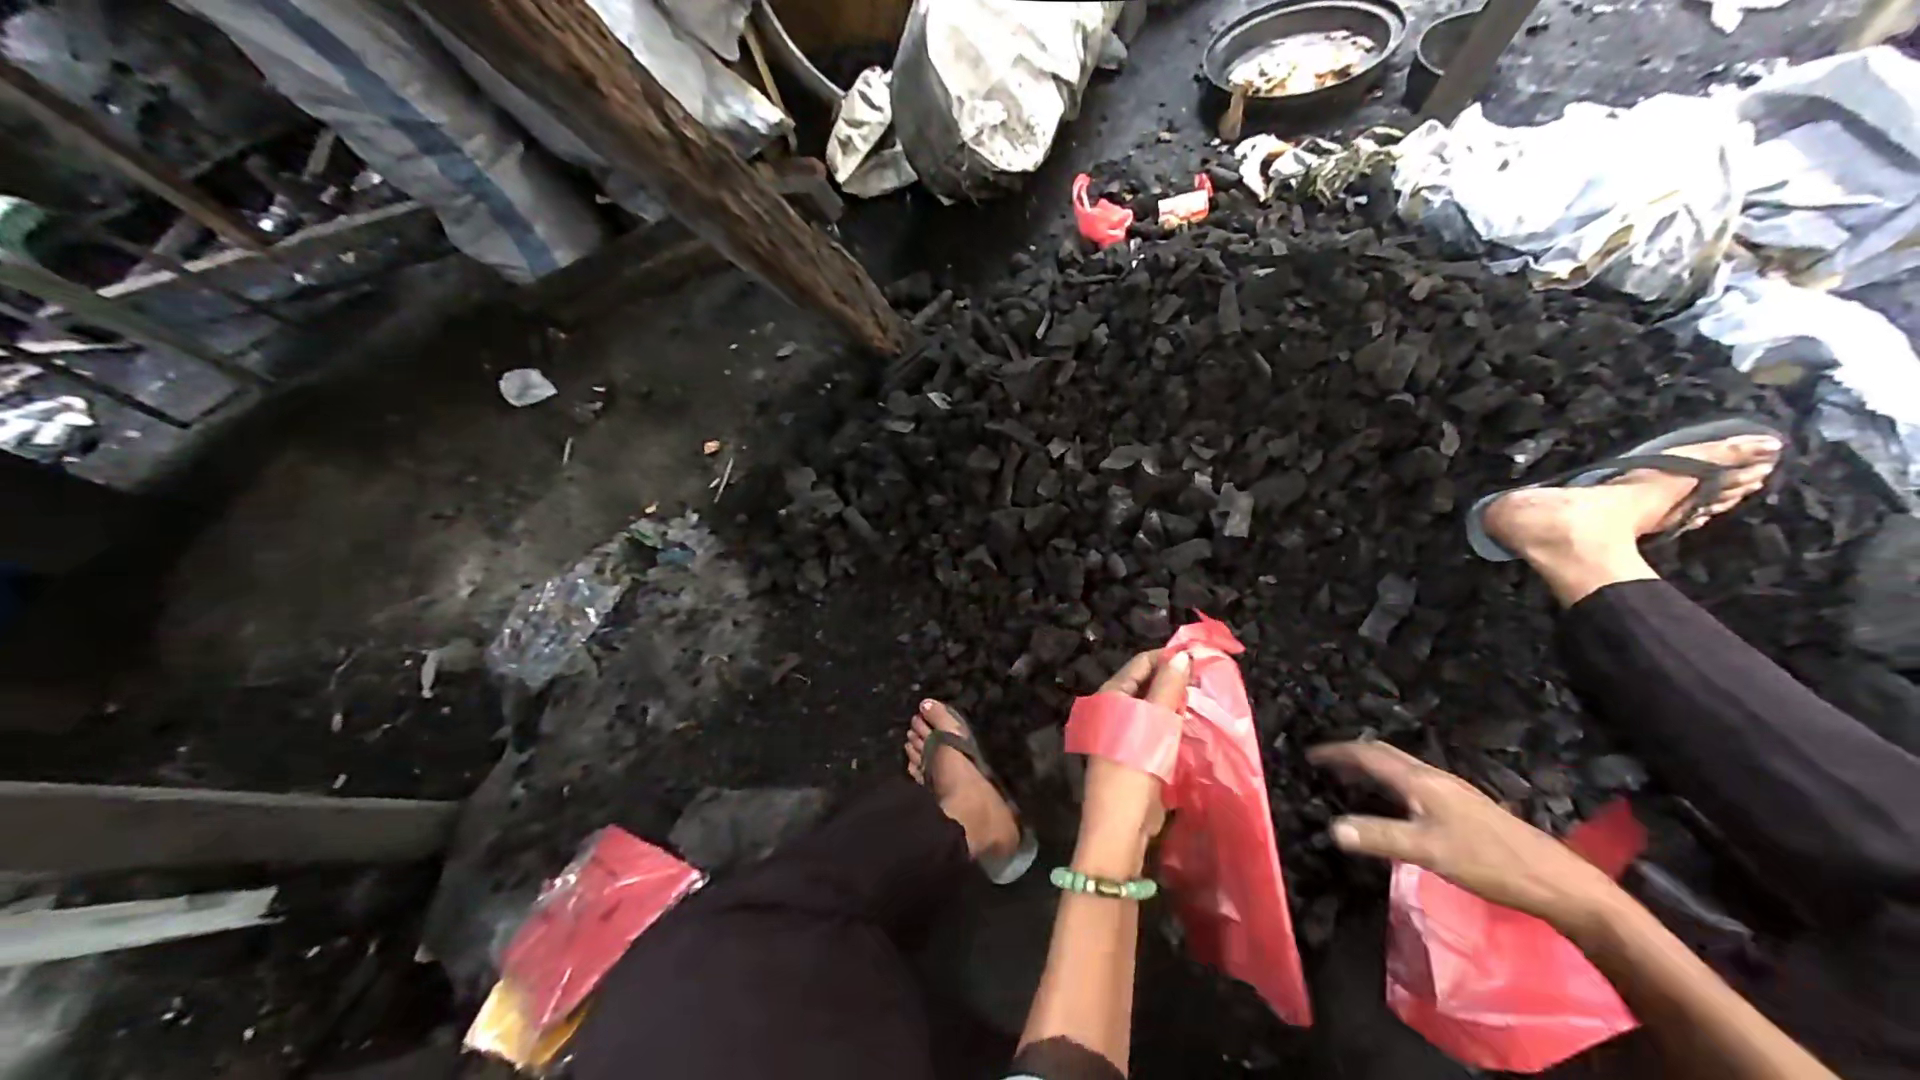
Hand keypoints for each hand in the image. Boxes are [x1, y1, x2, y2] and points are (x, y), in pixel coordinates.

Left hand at [1075, 650, 1189, 863]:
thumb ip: (1169, 687)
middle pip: (1147, 683)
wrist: (1121, 826)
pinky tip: (1194, 724)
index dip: (1170, 656)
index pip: (1142, 663)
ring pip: (1153, 707)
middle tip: (1210, 676)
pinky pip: (1156, 728)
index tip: (1202, 655)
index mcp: (1111, 695)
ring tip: (1207, 696)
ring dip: (1176, 702)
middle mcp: (1113, 709)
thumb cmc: (1135, 767)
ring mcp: (1123, 732)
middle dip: (1175, 678)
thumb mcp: (1156, 722)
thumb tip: (1182, 655)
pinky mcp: (1134, 753)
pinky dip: (1173, 723)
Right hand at [1309, 740, 1617, 928]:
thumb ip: (1379, 836)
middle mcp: (1434, 778)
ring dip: (1371, 768)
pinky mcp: (1464, 808)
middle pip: (1385, 755)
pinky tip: (1392, 804)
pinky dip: (1389, 784)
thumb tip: (1331, 827)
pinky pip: (1413, 783)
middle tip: (1325, 764)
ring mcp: (1452, 791)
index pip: (1369, 755)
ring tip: (1348, 780)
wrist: (1557, 882)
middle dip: (1352, 755)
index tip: (1310, 755)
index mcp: (1421, 781)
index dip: (1337, 753)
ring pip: (1400, 769)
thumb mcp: (1428, 851)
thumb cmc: (1488, 861)